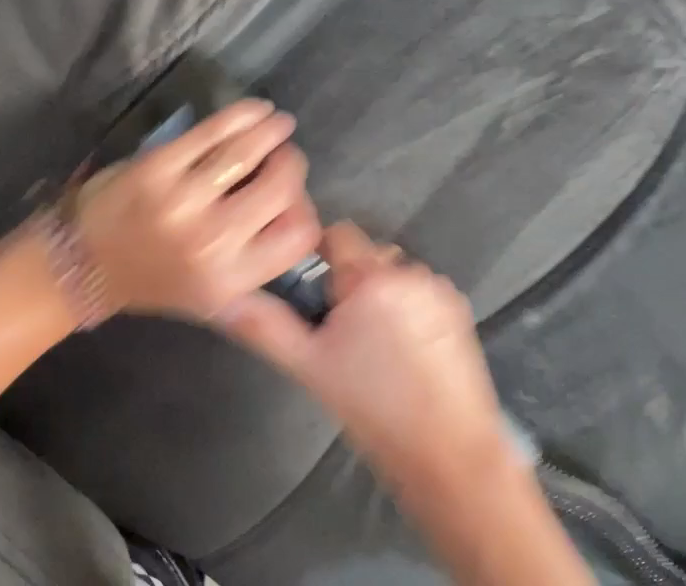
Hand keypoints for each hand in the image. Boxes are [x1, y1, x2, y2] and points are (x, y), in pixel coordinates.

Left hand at [72, 98, 321, 319]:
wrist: (83, 266)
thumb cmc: (154, 280)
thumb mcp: (212, 296)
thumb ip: (256, 270)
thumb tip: (298, 217)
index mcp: (230, 279)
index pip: (299, 236)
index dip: (306, 211)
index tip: (293, 198)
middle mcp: (212, 242)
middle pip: (282, 188)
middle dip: (291, 165)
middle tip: (285, 156)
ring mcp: (183, 201)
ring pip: (248, 153)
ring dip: (271, 131)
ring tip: (277, 124)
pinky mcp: (157, 168)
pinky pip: (214, 131)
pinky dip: (242, 115)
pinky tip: (255, 111)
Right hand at [217, 221, 513, 483]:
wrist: (447, 451)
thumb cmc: (372, 409)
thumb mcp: (309, 367)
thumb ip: (265, 326)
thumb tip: (226, 300)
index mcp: (369, 279)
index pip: (338, 235)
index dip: (321, 260)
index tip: (317, 294)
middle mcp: (408, 273)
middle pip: (367, 256)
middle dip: (352, 283)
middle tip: (344, 330)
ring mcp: (438, 290)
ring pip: (395, 275)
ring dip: (382, 295)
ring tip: (377, 346)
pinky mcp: (460, 309)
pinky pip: (422, 292)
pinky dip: (410, 309)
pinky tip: (406, 351)